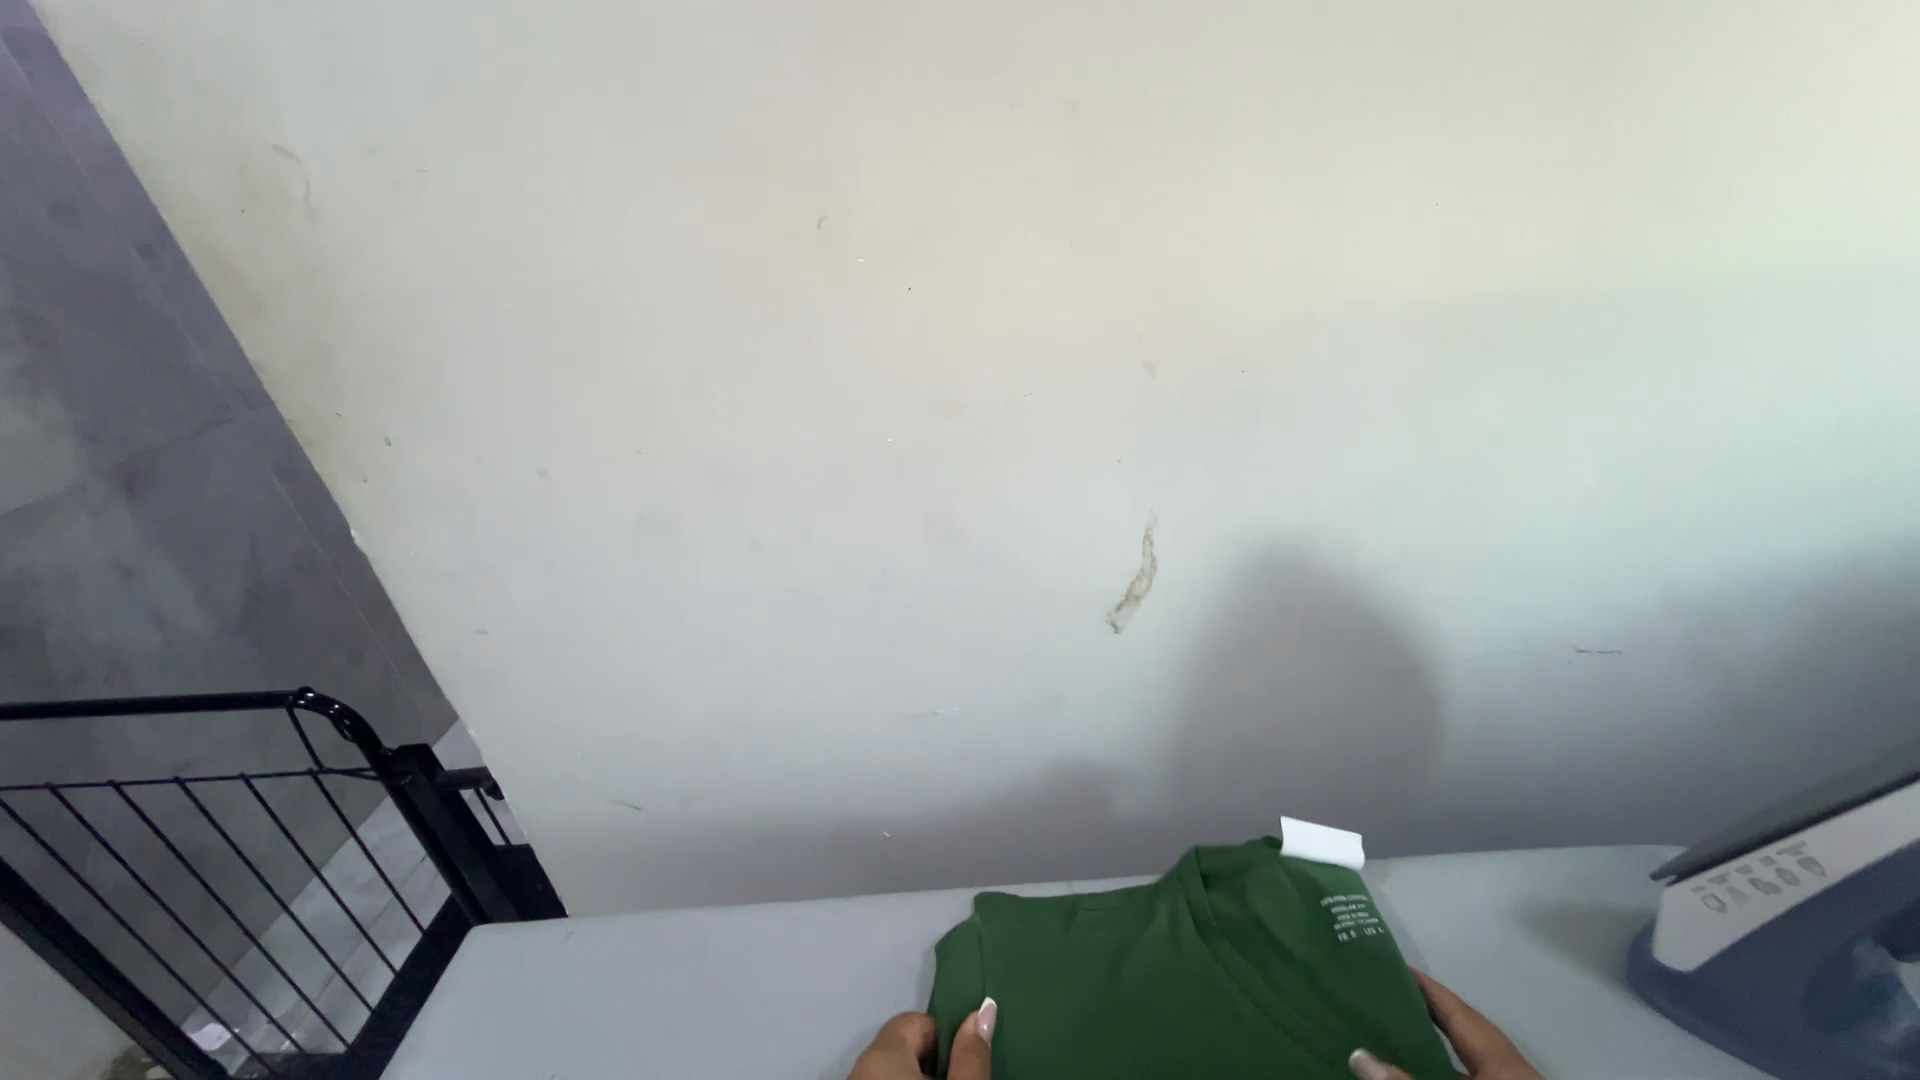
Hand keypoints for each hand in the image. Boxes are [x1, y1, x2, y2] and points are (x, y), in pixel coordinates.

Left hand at [848, 999, 995, 1079]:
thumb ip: (971, 1054)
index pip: (916, 1021)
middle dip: (930, 1063)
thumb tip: (985, 1007)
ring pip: (888, 1072)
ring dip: (913, 1078)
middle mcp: (858, 1067)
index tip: (961, 1065)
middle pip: (901, 1049)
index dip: (945, 1039)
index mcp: (881, 1054)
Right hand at [1349, 972, 1543, 1079]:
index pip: (1455, 1009)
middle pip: (1463, 1031)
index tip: (1390, 965)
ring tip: (1393, 1032)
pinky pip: (1474, 1079)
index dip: (1424, 986)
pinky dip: (1447, 1071)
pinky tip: (1421, 1075)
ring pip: (1469, 1061)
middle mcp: (1510, 1070)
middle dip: (1427, 1013)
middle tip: (1382, 995)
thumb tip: (1358, 1056)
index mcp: (1499, 1059)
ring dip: (1436, 1047)